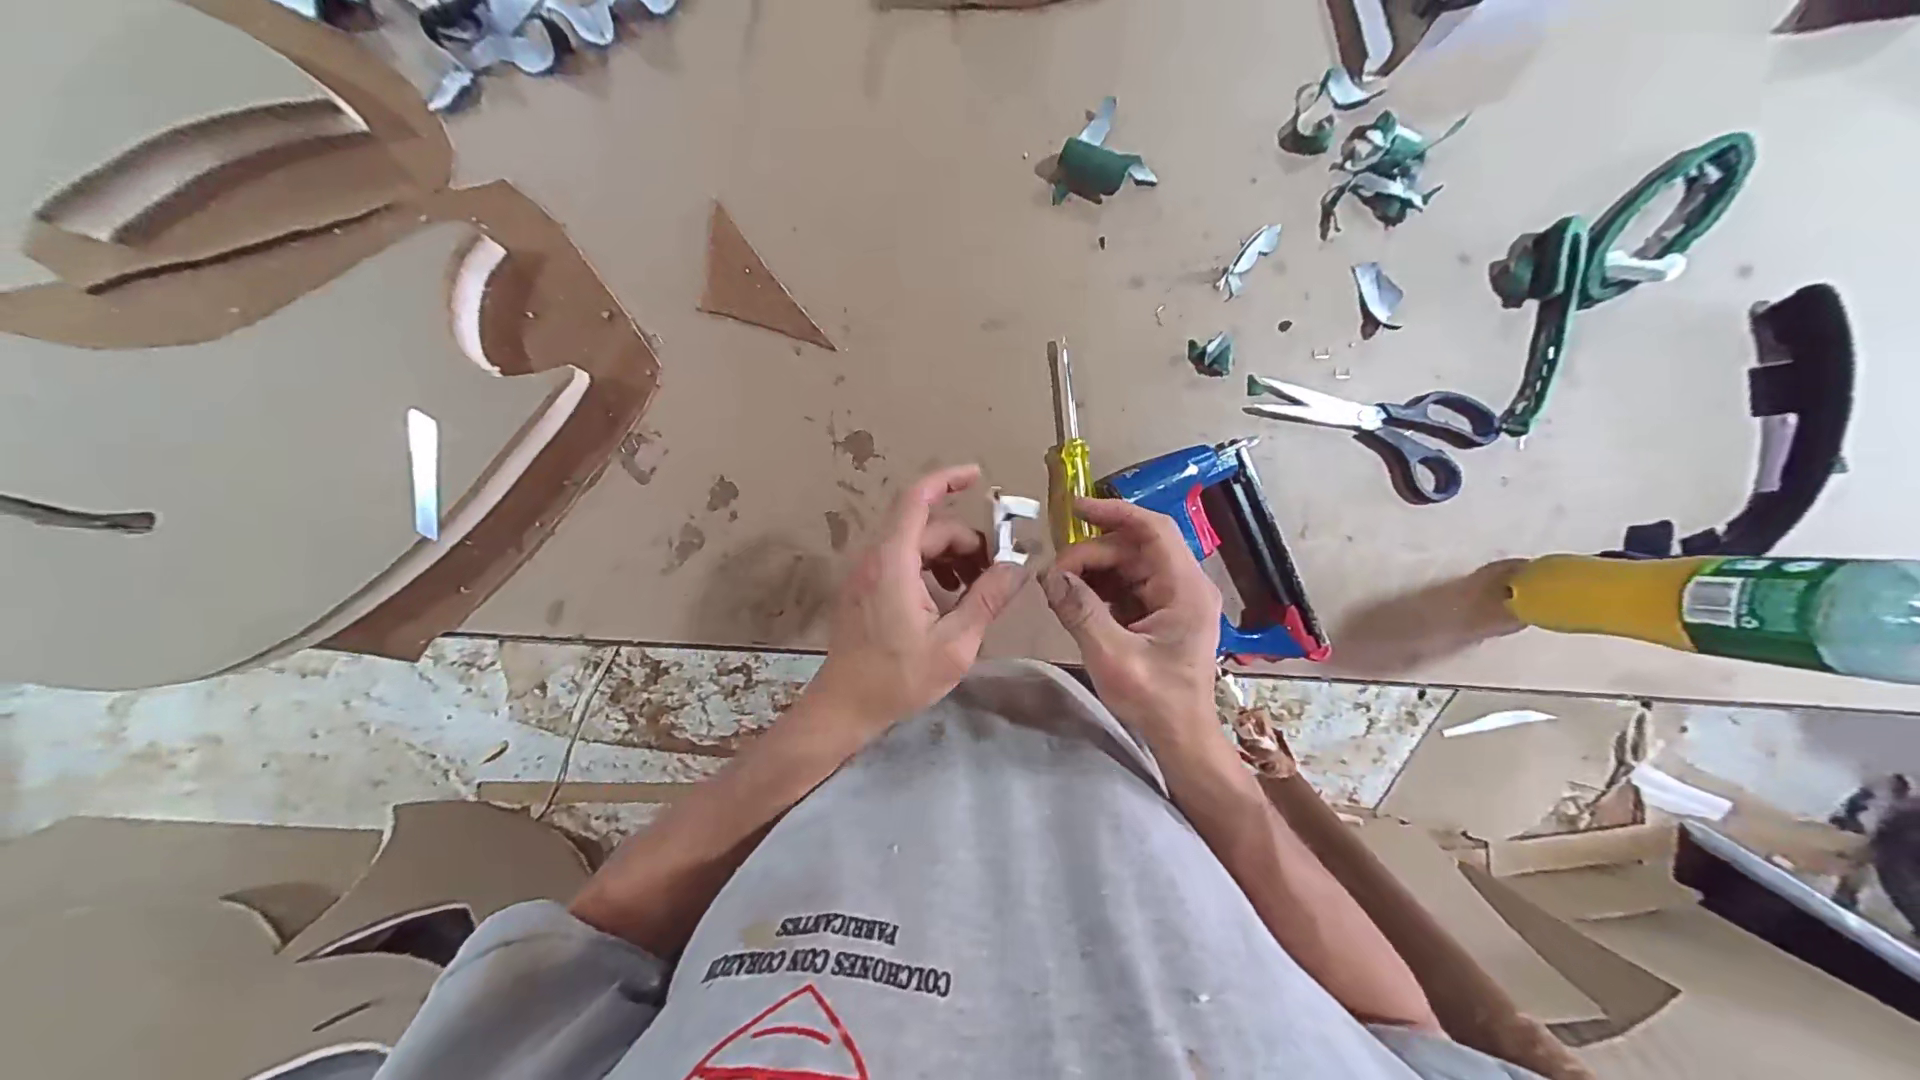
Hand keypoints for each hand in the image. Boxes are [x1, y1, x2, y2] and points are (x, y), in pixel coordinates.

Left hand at [805, 464, 1030, 732]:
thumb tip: (1017, 568)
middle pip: (926, 528)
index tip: (978, 476)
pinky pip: (902, 562)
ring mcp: (866, 574)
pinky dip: (930, 569)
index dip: (947, 480)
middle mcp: (875, 558)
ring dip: (949, 557)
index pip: (917, 499)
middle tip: (995, 571)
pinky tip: (948, 599)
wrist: (844, 707)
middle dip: (965, 541)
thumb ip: (987, 599)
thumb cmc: (897, 678)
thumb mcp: (954, 644)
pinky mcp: (864, 589)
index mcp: (893, 562)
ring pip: (915, 545)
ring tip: (975, 589)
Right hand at [1041, 497, 1221, 744]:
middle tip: (1054, 576)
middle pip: (1133, 548)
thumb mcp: (1112, 656)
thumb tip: (1050, 575)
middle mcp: (1183, 585)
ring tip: (1059, 588)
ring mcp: (1173, 599)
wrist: (1180, 738)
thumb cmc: (1156, 701)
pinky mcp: (1159, 613)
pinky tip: (1074, 600)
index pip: (1153, 530)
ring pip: (1126, 565)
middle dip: (1090, 554)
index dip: (1114, 512)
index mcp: (1185, 589)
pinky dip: (1098, 588)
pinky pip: (1125, 586)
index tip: (1074, 508)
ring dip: (1091, 571)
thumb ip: (1080, 611)